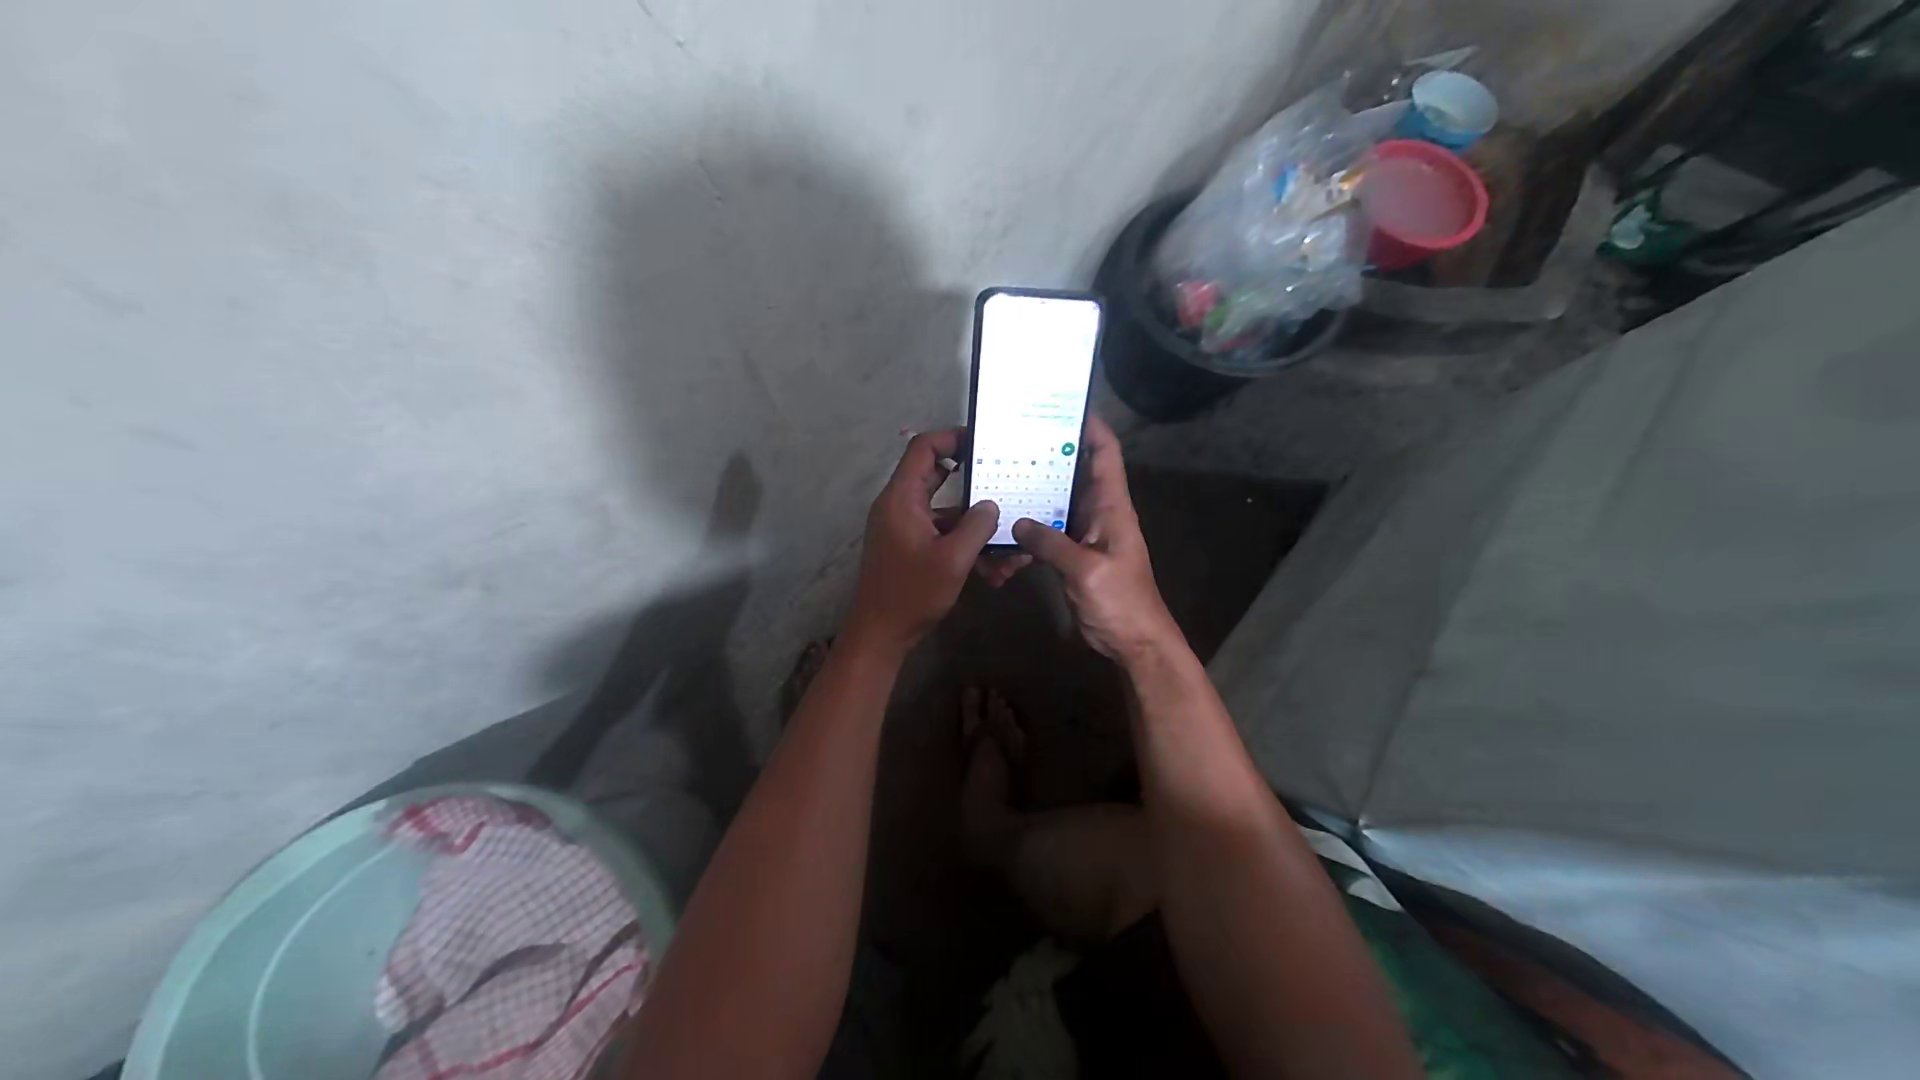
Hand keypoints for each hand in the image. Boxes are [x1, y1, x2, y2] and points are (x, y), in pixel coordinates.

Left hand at [847, 428, 1000, 652]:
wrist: (880, 634)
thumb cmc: (912, 593)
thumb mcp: (953, 559)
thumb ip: (976, 525)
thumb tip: (990, 504)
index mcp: (902, 498)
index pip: (923, 449)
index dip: (952, 438)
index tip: (983, 442)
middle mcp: (899, 506)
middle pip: (937, 477)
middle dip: (974, 483)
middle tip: (1006, 480)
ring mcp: (904, 527)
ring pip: (945, 512)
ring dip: (975, 525)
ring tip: (1007, 546)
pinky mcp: (910, 547)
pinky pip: (941, 534)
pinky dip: (964, 545)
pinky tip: (992, 569)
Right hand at [1010, 415, 1181, 661]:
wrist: (1133, 642)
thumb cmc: (1121, 602)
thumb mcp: (1086, 570)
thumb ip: (1051, 543)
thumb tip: (1018, 522)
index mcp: (1112, 507)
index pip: (1105, 454)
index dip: (1089, 426)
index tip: (1060, 407)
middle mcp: (1097, 513)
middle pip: (1071, 474)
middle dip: (1044, 458)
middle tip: (1008, 443)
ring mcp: (1083, 534)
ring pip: (1053, 505)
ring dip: (1029, 498)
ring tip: (995, 484)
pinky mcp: (1071, 555)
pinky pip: (1045, 535)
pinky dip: (1026, 537)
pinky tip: (1001, 541)